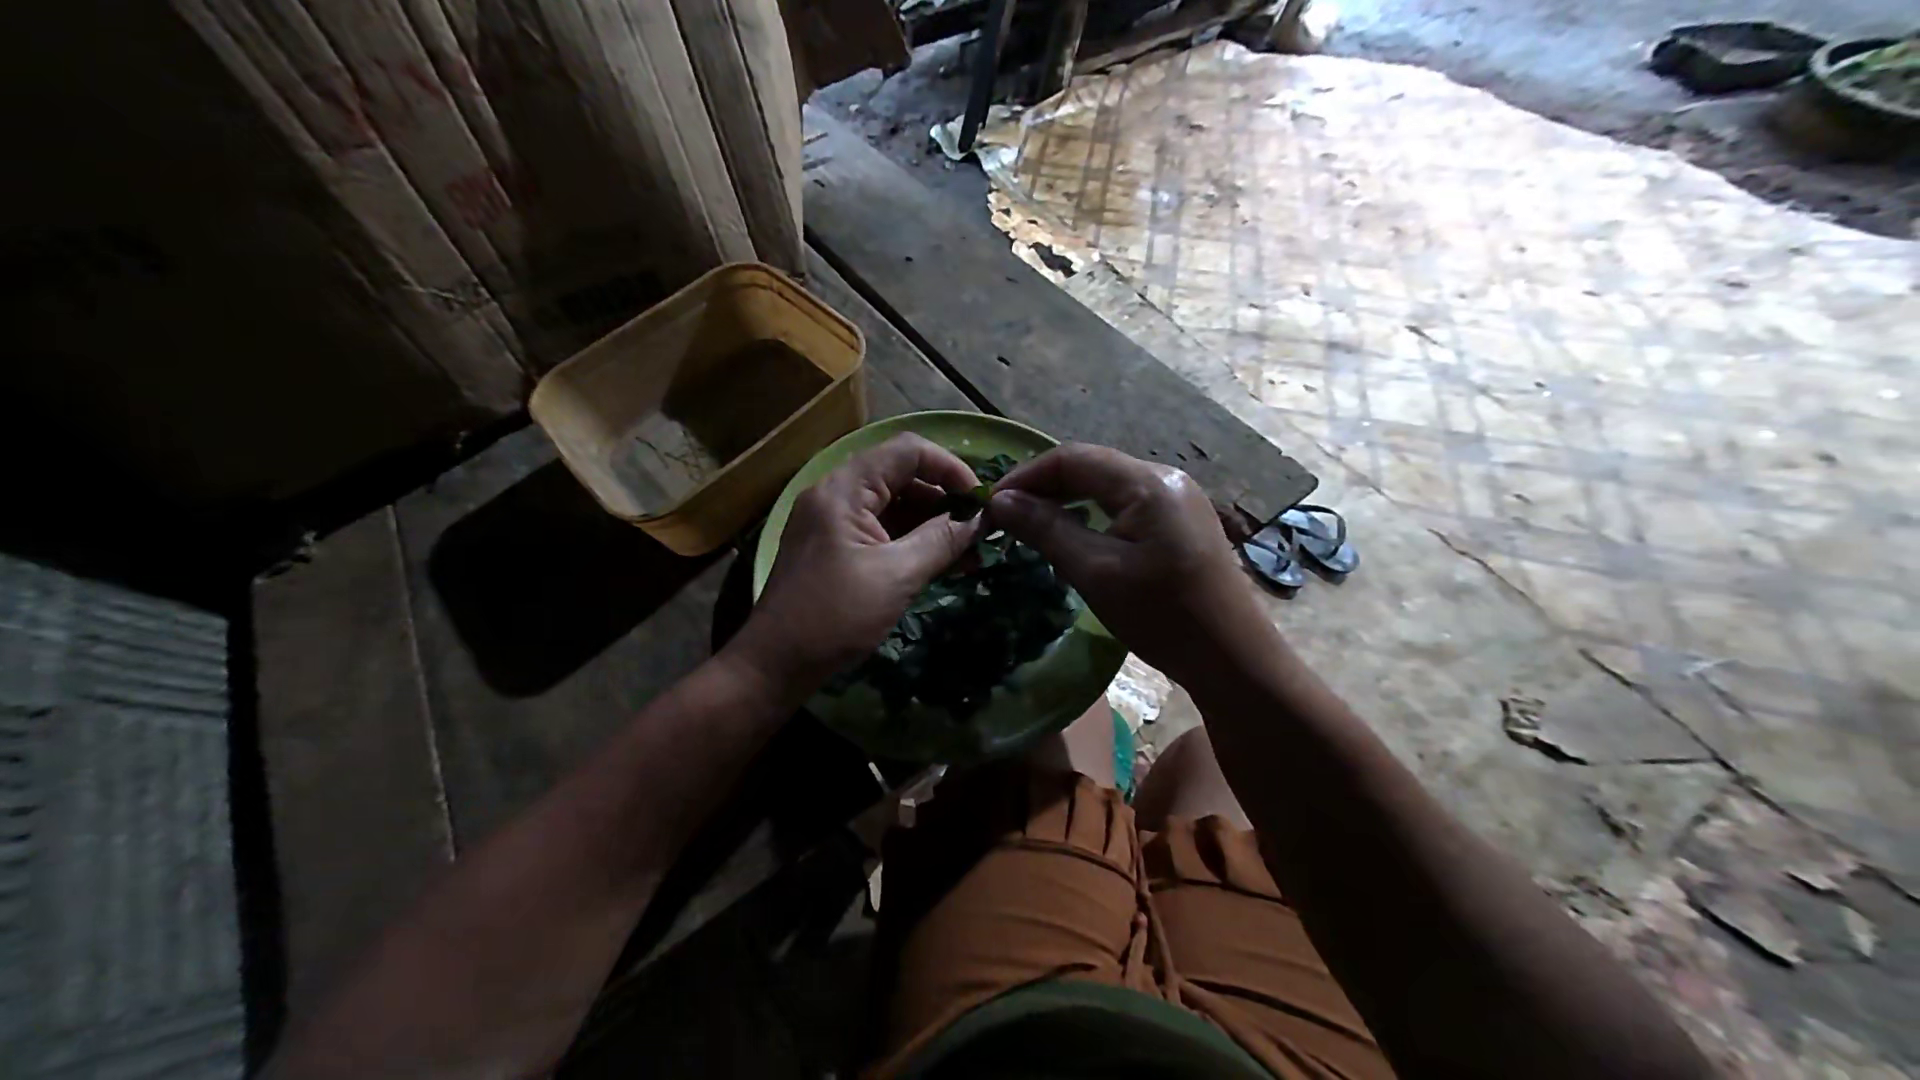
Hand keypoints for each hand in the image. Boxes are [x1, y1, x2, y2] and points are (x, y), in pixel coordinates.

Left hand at [732, 434, 984, 690]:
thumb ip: (942, 540)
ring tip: (970, 555)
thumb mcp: (897, 576)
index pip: (908, 451)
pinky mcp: (836, 547)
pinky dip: (912, 543)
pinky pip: (882, 531)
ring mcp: (834, 522)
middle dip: (946, 501)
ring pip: (895, 506)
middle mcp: (837, 495)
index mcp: (844, 490)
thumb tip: (982, 519)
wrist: (776, 664)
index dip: (950, 468)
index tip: (980, 501)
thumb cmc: (835, 616)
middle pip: (902, 476)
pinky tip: (943, 565)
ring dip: (933, 525)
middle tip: (981, 531)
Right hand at [988, 443, 1269, 684]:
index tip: (991, 505)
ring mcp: (1177, 498)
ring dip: (1065, 501)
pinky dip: (1090, 514)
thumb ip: (1047, 530)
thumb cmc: (1163, 617)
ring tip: (1031, 527)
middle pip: (1090, 467)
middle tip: (1006, 519)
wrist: (1233, 658)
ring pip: (1106, 486)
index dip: (1026, 476)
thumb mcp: (1096, 573)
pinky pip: (1124, 504)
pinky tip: (1073, 536)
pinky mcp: (1180, 521)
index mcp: (1147, 482)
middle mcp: (1164, 478)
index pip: (1072, 459)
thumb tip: (1000, 501)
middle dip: (1043, 488)